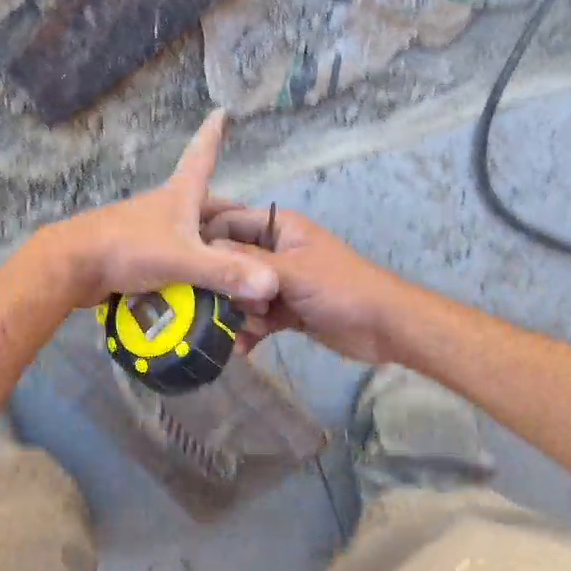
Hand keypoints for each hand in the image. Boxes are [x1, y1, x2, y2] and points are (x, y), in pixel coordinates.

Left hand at [31, 111, 280, 309]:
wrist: (72, 266)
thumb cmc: (126, 248)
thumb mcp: (181, 259)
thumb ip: (224, 271)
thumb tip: (272, 284)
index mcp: (177, 196)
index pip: (201, 157)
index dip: (212, 135)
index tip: (221, 110)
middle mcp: (163, 207)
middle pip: (202, 203)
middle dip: (226, 213)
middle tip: (252, 228)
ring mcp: (147, 230)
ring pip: (187, 232)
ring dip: (209, 243)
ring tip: (234, 263)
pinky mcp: (135, 254)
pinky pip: (173, 257)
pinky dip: (190, 267)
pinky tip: (202, 287)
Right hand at [201, 205, 415, 362]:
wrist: (385, 327)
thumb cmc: (340, 287)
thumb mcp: (290, 271)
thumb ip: (246, 262)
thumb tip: (204, 252)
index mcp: (277, 227)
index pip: (228, 222)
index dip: (206, 238)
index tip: (185, 263)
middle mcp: (274, 250)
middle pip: (231, 261)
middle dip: (223, 286)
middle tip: (218, 306)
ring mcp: (280, 281)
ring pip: (242, 292)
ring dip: (238, 313)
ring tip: (241, 331)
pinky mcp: (286, 309)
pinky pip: (257, 317)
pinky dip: (250, 331)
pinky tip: (243, 349)